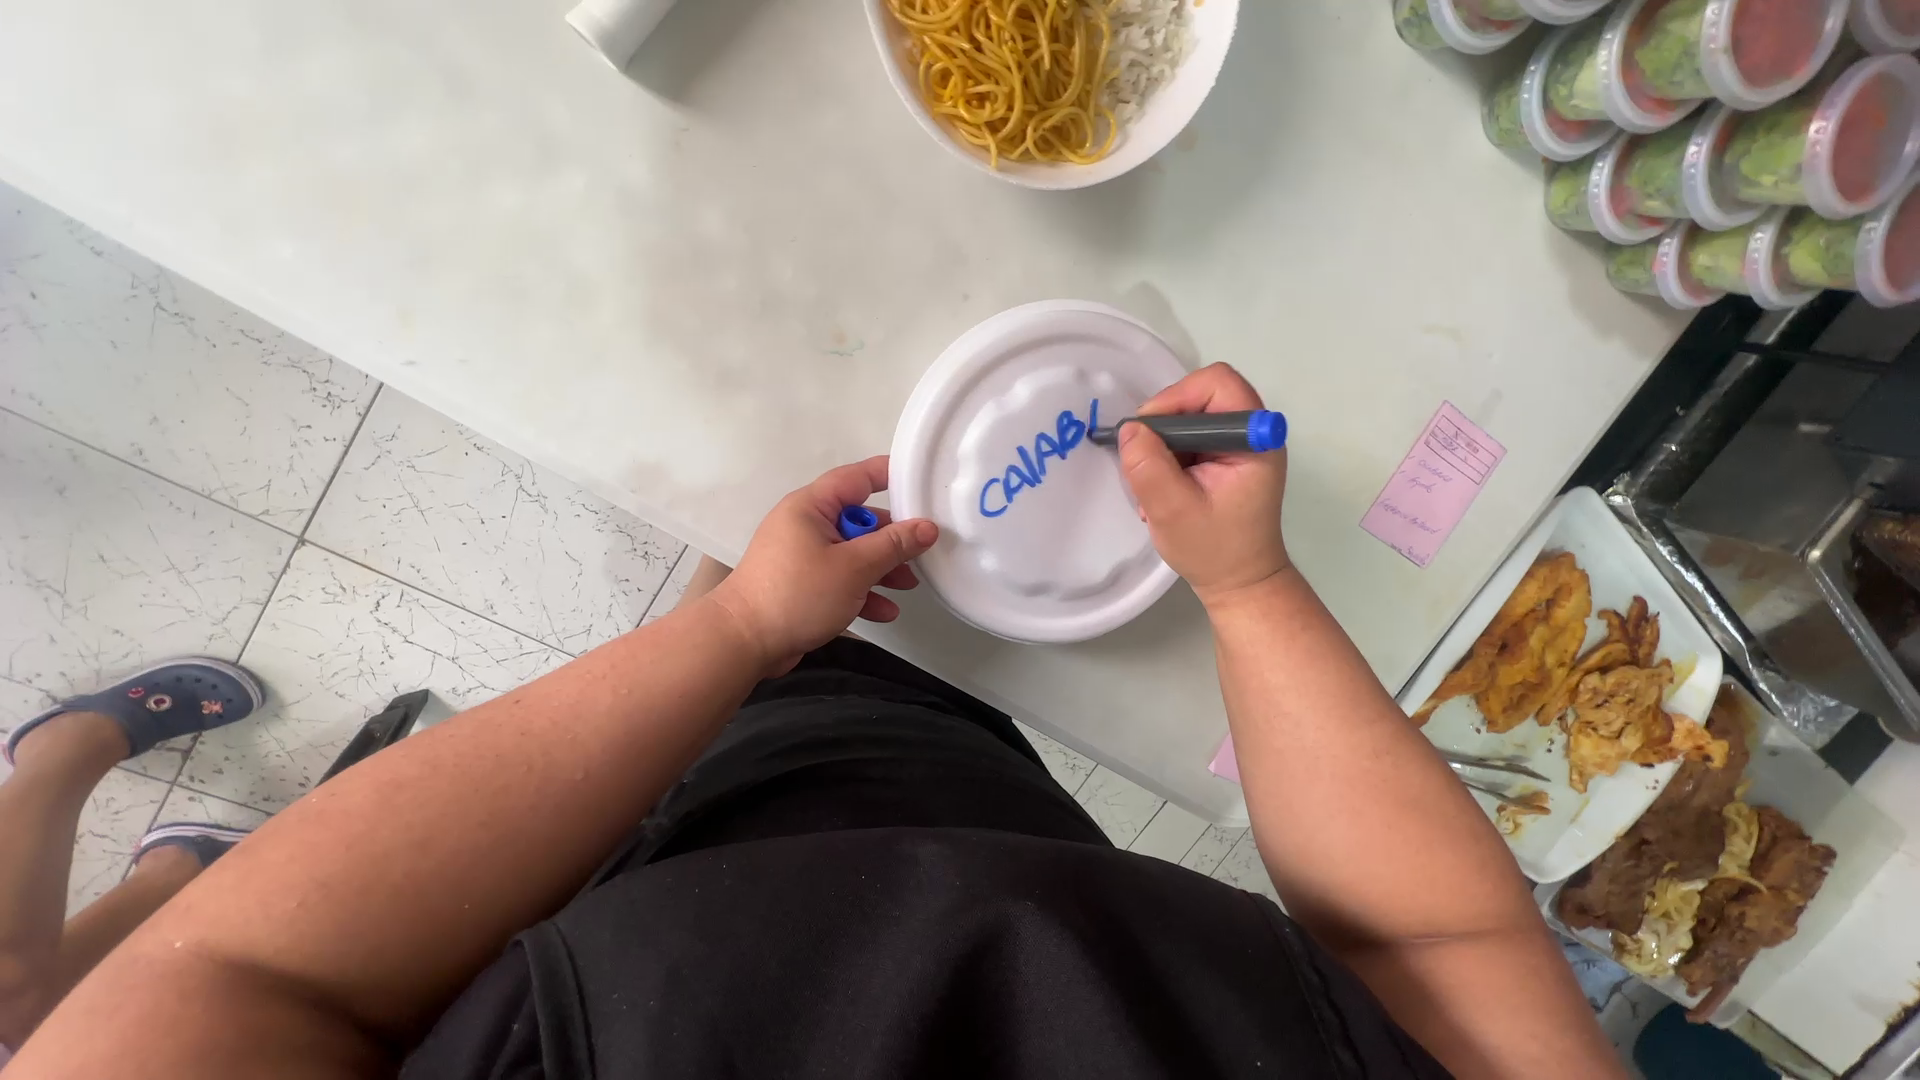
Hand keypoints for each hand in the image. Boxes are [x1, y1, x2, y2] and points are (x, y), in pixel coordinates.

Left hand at [708, 456, 937, 674]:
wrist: (744, 642)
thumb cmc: (798, 593)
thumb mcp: (854, 567)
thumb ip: (894, 546)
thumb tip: (927, 528)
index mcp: (812, 506)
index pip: (857, 478)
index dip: (889, 475)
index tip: (921, 481)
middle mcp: (806, 525)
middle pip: (859, 520)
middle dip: (892, 538)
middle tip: (923, 551)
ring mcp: (802, 556)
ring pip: (853, 553)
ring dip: (881, 569)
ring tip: (908, 585)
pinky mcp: (802, 585)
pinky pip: (840, 579)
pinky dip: (862, 592)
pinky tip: (885, 611)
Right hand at [1117, 363, 1290, 608]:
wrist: (1238, 581)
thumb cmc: (1213, 549)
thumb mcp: (1172, 510)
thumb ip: (1149, 467)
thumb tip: (1130, 429)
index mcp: (1255, 440)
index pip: (1217, 385)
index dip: (1177, 398)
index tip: (1148, 433)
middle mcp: (1253, 431)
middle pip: (1202, 394)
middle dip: (1165, 422)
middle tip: (1143, 456)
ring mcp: (1239, 442)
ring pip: (1191, 414)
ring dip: (1163, 441)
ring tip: (1153, 480)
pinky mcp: (1225, 454)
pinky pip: (1189, 434)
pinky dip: (1168, 453)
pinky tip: (1162, 484)